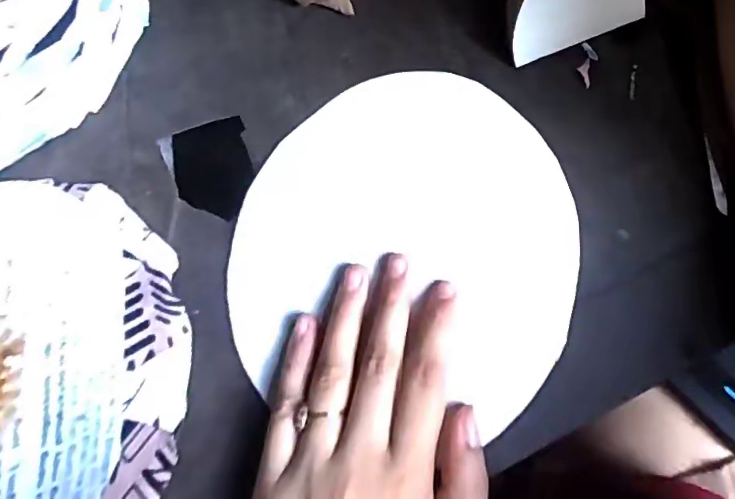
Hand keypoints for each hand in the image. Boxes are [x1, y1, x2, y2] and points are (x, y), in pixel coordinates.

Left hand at [253, 255, 486, 498]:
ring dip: (343, 318)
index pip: (426, 381)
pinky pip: (281, 410)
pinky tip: (299, 322)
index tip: (445, 286)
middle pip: (378, 365)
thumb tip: (465, 408)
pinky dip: (290, 364)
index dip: (437, 329)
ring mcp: (308, 463)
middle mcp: (358, 455)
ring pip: (330, 375)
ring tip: (353, 271)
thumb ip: (463, 480)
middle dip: (390, 307)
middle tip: (398, 258)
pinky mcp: (269, 476)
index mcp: (404, 470)